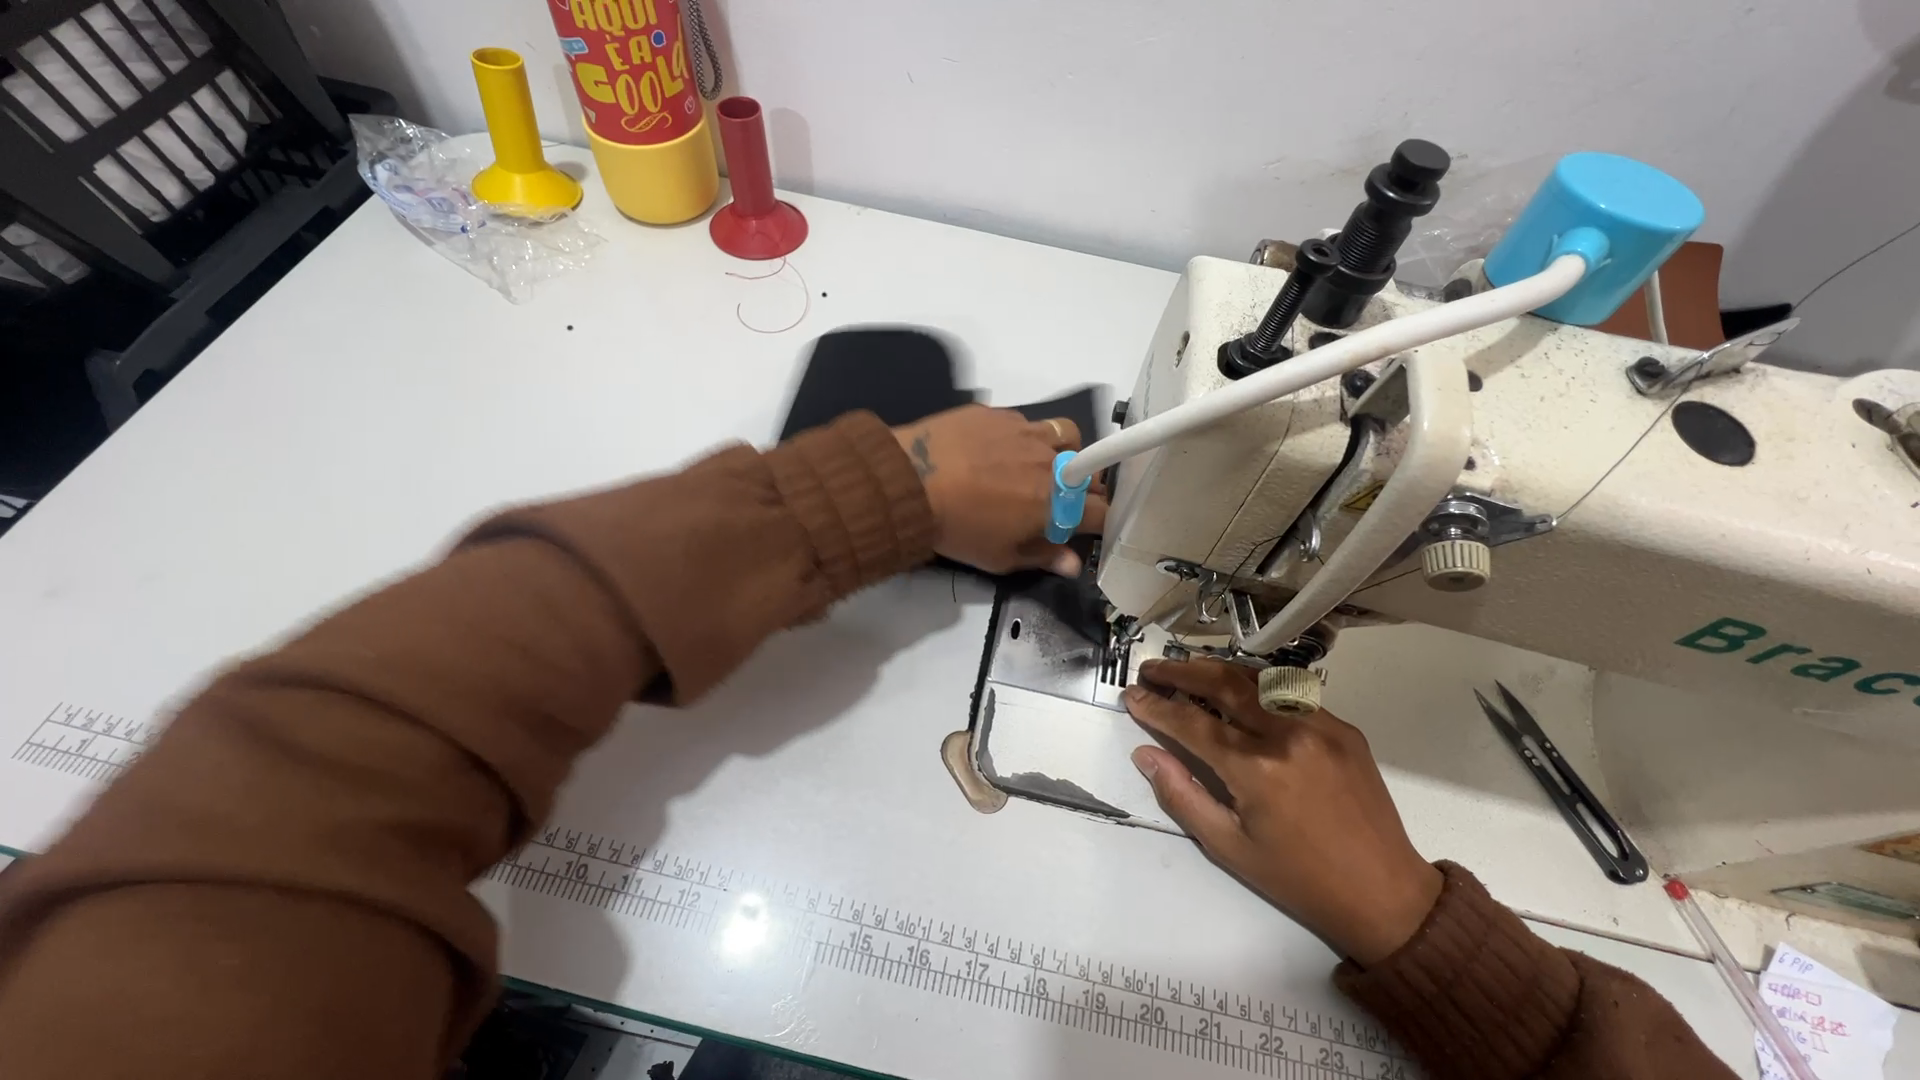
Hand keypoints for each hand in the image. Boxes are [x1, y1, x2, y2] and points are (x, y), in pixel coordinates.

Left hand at [894, 405, 1108, 575]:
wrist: (910, 481)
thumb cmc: (957, 528)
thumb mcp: (999, 557)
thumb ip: (1042, 556)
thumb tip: (1073, 563)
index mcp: (1057, 503)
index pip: (1100, 511)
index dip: (1099, 521)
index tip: (1089, 527)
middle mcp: (1052, 463)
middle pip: (1092, 471)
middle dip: (1087, 487)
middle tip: (1065, 500)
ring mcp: (1028, 432)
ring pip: (1068, 436)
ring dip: (1066, 453)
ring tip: (1044, 465)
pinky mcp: (1001, 414)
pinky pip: (1029, 423)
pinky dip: (1027, 437)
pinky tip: (1002, 449)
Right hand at [1123, 659, 1442, 966]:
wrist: (1384, 893)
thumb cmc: (1298, 878)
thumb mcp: (1228, 847)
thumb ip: (1181, 795)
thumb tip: (1145, 754)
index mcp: (1256, 769)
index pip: (1191, 723)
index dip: (1156, 707)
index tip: (1131, 696)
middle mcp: (1287, 735)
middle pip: (1223, 684)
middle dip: (1181, 673)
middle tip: (1152, 669)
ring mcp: (1320, 725)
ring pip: (1258, 679)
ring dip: (1217, 669)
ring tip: (1187, 669)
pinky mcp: (1343, 728)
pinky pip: (1290, 694)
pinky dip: (1256, 685)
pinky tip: (1238, 689)